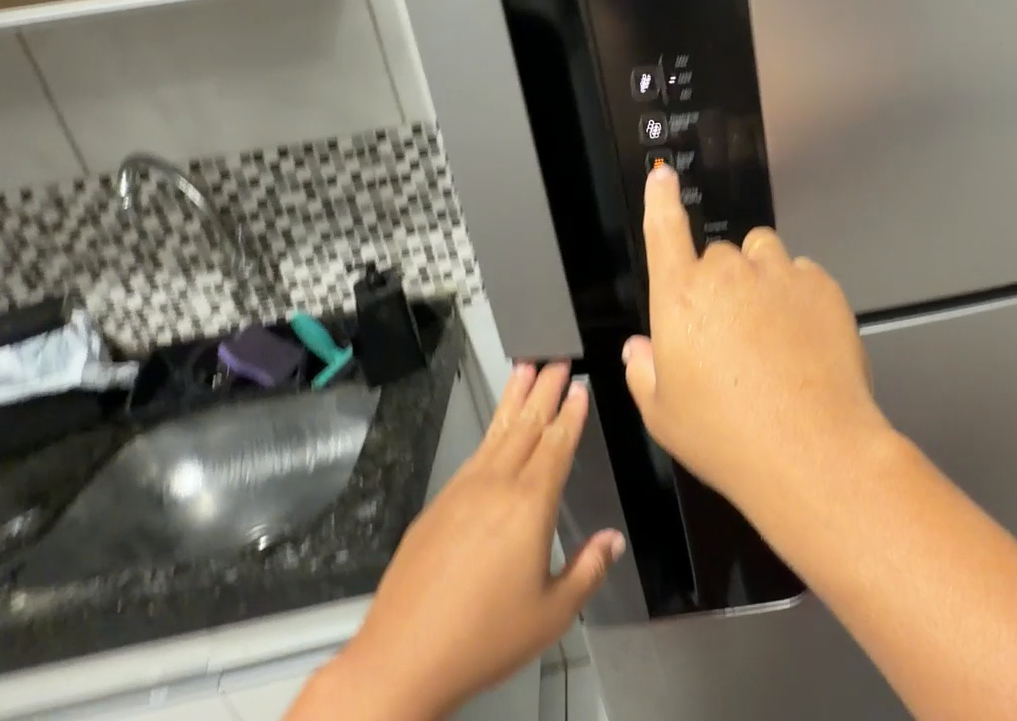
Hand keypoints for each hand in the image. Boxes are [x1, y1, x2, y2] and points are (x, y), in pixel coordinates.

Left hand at [299, 363, 624, 720]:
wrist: (403, 656)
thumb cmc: (484, 638)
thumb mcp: (553, 613)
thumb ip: (587, 570)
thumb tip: (613, 540)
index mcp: (529, 507)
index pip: (556, 447)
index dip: (570, 415)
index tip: (579, 387)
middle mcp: (495, 488)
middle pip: (526, 428)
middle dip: (545, 391)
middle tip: (557, 360)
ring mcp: (461, 493)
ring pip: (495, 434)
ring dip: (513, 400)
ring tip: (525, 370)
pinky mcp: (437, 506)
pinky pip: (472, 457)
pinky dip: (488, 433)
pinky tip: (495, 430)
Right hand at [625, 165, 890, 514]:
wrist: (811, 451)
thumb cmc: (732, 437)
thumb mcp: (663, 414)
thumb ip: (643, 371)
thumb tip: (641, 350)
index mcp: (680, 299)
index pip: (663, 230)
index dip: (660, 199)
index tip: (662, 177)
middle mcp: (728, 276)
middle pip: (717, 255)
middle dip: (719, 283)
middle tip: (730, 334)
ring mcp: (778, 276)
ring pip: (762, 254)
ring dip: (759, 278)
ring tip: (768, 332)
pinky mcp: (821, 286)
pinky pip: (802, 274)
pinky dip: (797, 296)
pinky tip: (799, 340)